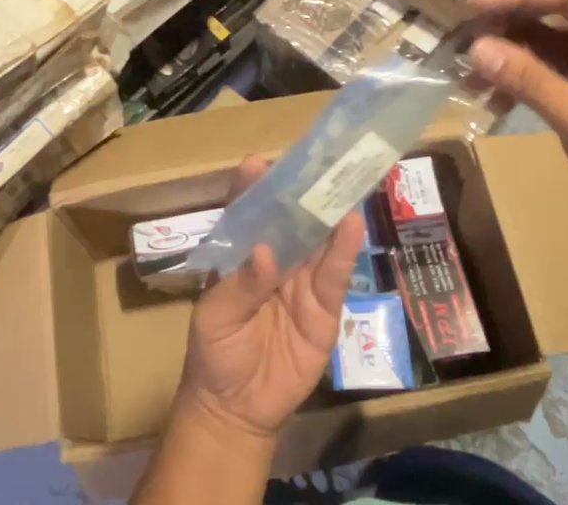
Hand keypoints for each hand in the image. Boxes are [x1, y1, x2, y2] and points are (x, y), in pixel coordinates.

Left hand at [177, 156, 366, 438]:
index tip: (258, 162)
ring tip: (343, 180)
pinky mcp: (325, 308)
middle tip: (319, 158)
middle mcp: (274, 260)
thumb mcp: (215, 318)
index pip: (246, 214)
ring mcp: (302, 282)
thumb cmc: (214, 354)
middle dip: (302, 191)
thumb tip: (266, 253)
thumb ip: (240, 285)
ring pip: (317, 240)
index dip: (252, 188)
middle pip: (289, 220)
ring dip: (329, 212)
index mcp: (240, 256)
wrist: (238, 409)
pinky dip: (344, 249)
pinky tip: (352, 223)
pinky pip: (335, 275)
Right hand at [464, 0, 567, 245]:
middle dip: (510, 21)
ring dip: (511, 52)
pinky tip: (491, 97)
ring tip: (469, 70)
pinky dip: (521, 79)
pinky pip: (552, 72)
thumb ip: (531, 81)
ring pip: (551, 43)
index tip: (475, 8)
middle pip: (560, 13)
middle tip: (464, 36)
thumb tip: (476, 47)